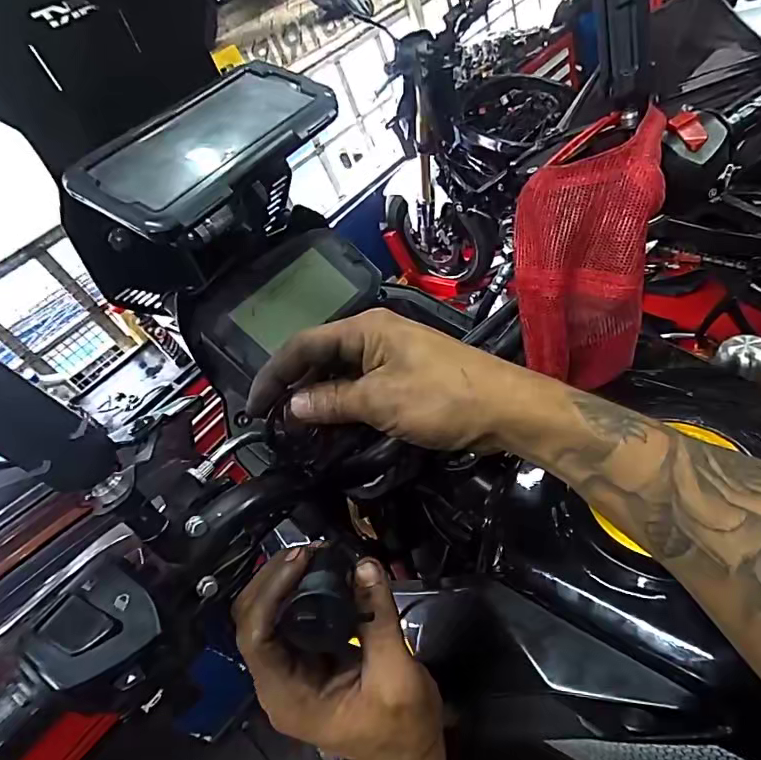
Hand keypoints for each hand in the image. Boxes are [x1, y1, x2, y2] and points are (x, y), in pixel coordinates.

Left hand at [232, 545, 446, 759]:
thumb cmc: (403, 728)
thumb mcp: (396, 672)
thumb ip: (377, 618)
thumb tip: (365, 565)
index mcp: (288, 696)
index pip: (256, 636)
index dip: (271, 592)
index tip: (301, 560)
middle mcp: (278, 684)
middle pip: (253, 622)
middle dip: (275, 580)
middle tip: (310, 550)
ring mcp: (291, 674)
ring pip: (268, 618)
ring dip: (286, 583)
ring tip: (315, 555)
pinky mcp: (308, 662)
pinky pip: (291, 621)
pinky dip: (302, 594)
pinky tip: (322, 574)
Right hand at [245, 309, 551, 451]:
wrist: (507, 409)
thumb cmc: (444, 397)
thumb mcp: (381, 401)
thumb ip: (332, 402)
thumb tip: (292, 406)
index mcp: (366, 329)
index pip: (304, 344)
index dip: (273, 374)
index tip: (254, 406)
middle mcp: (376, 336)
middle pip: (321, 357)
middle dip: (294, 387)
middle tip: (272, 423)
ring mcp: (394, 358)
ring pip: (342, 376)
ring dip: (318, 400)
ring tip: (296, 430)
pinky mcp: (408, 379)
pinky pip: (365, 389)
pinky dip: (345, 407)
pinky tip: (333, 428)